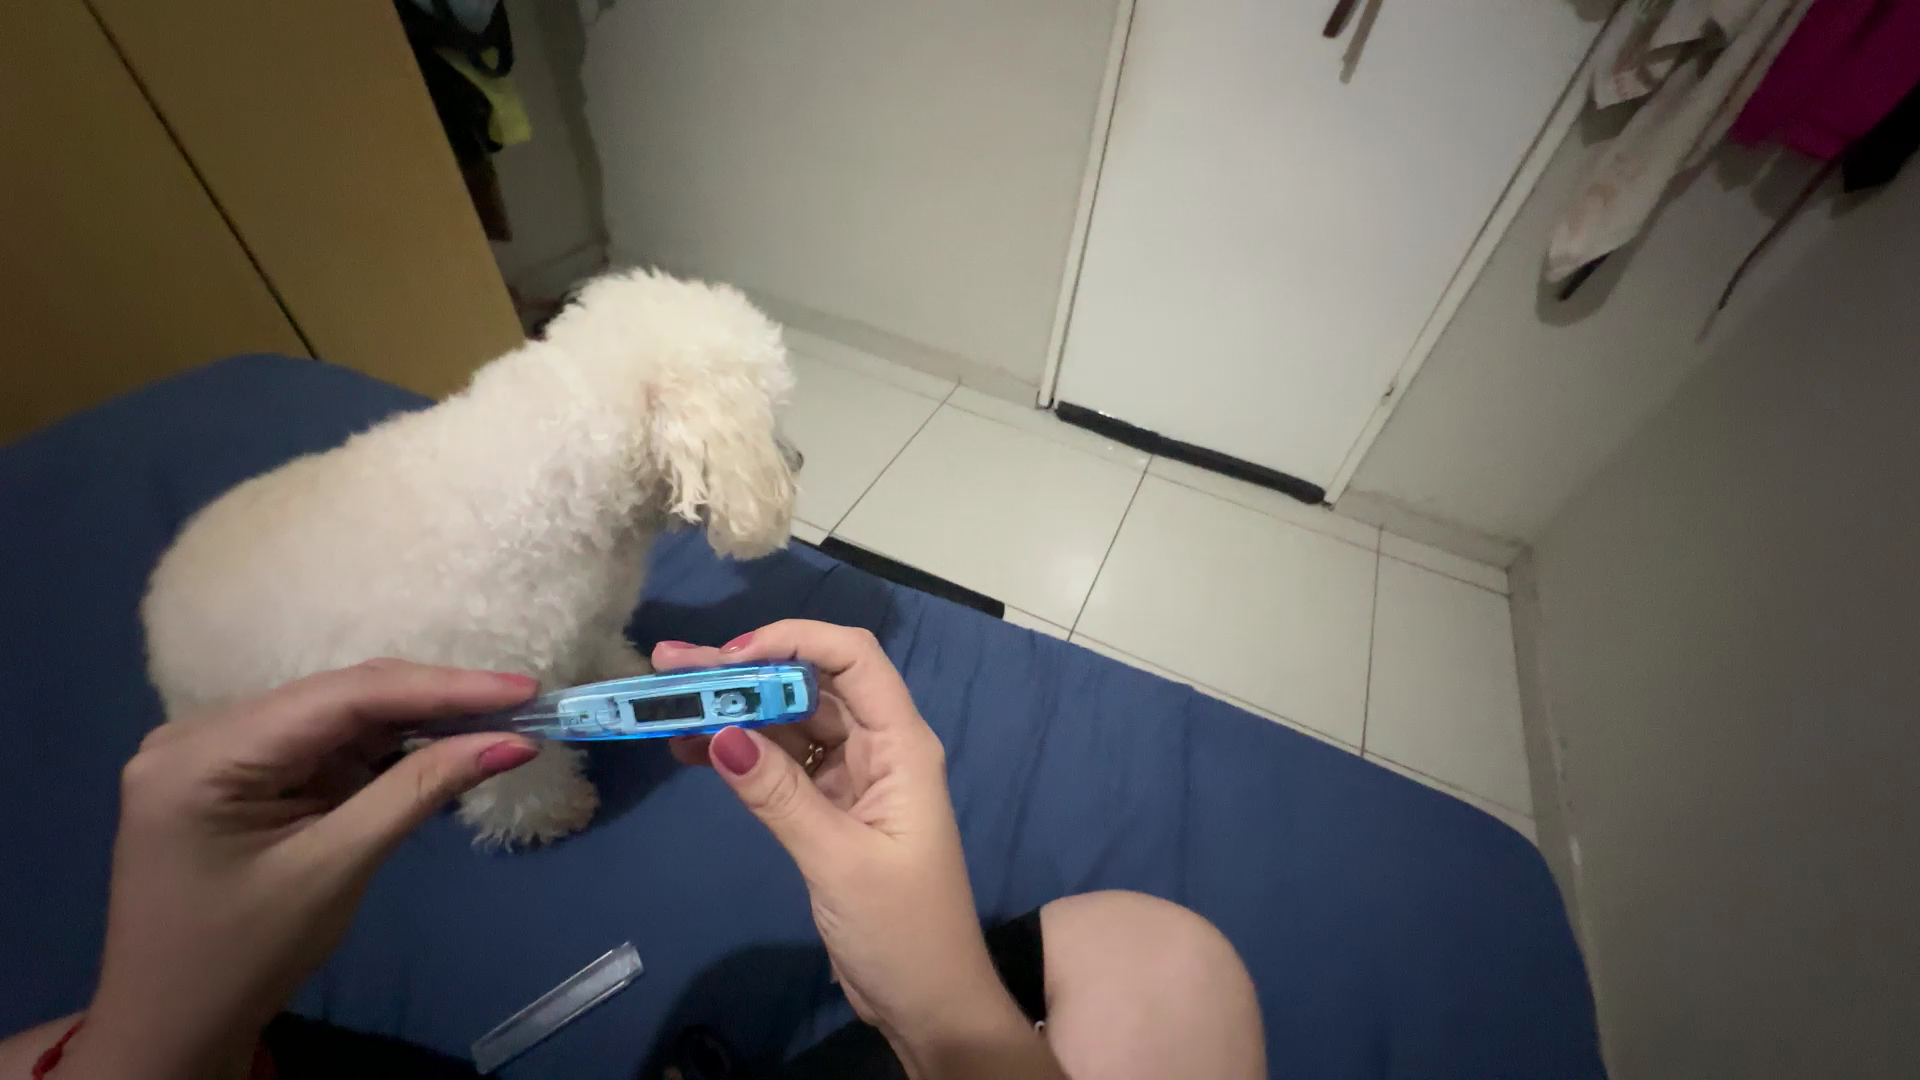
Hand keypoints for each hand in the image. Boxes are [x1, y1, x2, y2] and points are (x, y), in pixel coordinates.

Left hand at [62, 661, 541, 1079]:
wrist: (176, 1021)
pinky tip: (454, 734)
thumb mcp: (339, 866)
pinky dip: (407, 735)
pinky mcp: (263, 762)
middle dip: (444, 695)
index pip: (346, 698)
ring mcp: (234, 744)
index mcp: (203, 756)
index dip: (445, 687)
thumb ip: (424, 789)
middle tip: (527, 700)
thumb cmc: (245, 952)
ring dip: (432, 712)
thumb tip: (518, 742)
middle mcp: (210, 732)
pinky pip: (349, 732)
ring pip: (357, 706)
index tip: (525, 688)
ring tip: (504, 714)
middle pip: (351, 693)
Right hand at [655, 624, 1059, 1078]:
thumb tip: (718, 734)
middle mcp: (879, 743)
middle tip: (674, 662)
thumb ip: (780, 796)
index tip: (731, 657)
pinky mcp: (831, 802)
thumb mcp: (839, 860)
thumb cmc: (902, 928)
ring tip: (667, 699)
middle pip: (814, 684)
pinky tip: (692, 747)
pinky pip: (784, 761)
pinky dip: (743, 752)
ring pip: (792, 720)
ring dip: (736, 708)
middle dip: (748, 670)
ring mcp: (853, 772)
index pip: (855, 659)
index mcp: (901, 743)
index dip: (796, 641)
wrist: (928, 999)